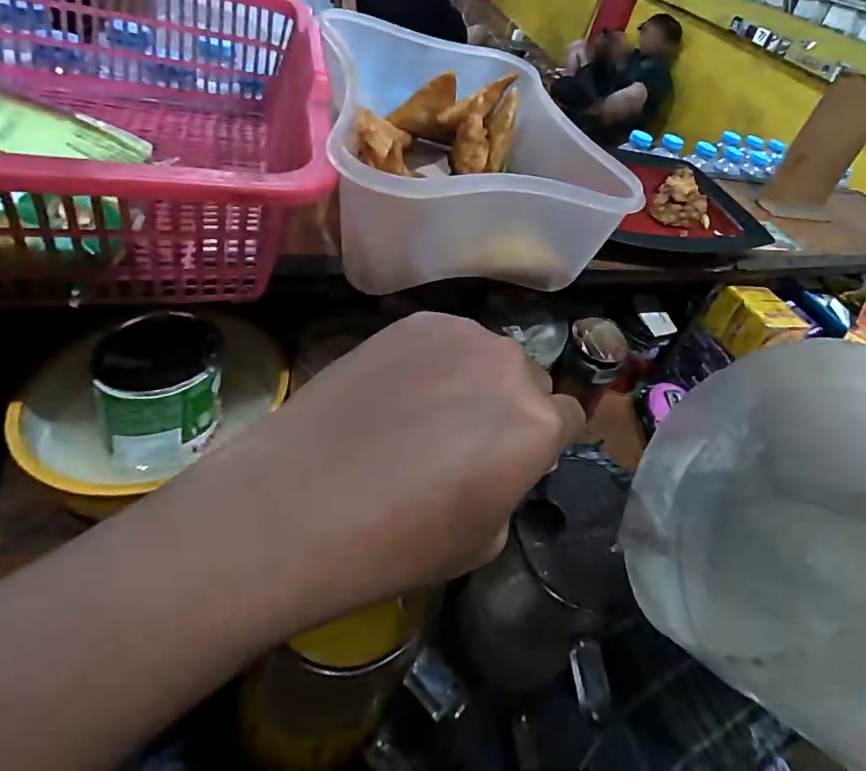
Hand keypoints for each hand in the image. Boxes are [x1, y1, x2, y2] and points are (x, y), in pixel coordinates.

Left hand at [200, 313, 583, 599]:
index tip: (514, 459)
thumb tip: (498, 460)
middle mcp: (510, 367)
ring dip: (471, 380)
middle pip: (529, 382)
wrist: (294, 505)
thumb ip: (511, 485)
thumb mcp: (483, 541)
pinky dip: (431, 362)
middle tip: (460, 440)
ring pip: (486, 357)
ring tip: (418, 413)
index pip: (570, 417)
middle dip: (508, 408)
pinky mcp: (414, 321)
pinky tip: (391, 393)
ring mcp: (460, 335)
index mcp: (537, 425)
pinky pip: (444, 341)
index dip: (543, 442)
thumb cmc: (394, 543)